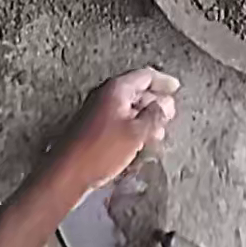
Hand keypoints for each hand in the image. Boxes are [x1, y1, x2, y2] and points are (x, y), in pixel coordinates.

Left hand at [50, 67, 179, 193]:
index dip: (164, 81)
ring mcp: (99, 109)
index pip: (146, 75)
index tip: (176, 88)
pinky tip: (140, 141)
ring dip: (145, 116)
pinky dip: (133, 126)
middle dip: (156, 101)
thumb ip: (155, 116)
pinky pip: (120, 119)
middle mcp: (107, 94)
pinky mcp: (95, 126)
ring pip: (129, 107)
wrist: (69, 171)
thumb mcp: (136, 132)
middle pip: (137, 90)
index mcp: (117, 89)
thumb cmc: (102, 150)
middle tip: (170, 114)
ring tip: (158, 132)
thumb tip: (167, 104)